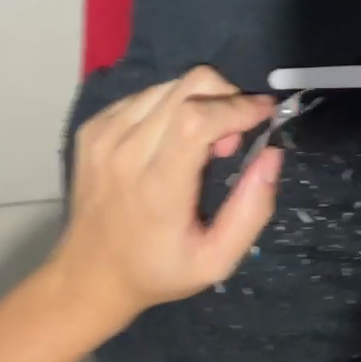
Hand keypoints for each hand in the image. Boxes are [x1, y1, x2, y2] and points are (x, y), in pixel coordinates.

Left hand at [49, 67, 283, 323]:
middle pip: (188, 87)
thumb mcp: (218, 260)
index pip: (197, 118)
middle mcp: (125, 151)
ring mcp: (103, 134)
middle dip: (226, 98)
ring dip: (199, 103)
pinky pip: (146, 95)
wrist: (88, 276)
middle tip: (231, 137)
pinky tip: (169, 141)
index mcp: (157, 186)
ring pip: (170, 85)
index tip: (265, 112)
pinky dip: (171, 108)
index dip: (238, 106)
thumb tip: (272, 152)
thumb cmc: (158, 271)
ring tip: (199, 145)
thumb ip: (252, 208)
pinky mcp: (92, 126)